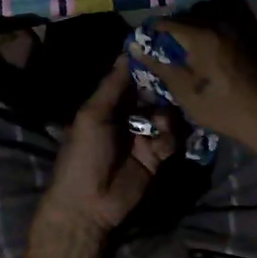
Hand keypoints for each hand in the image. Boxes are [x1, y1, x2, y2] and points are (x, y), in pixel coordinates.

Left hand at [38, 58, 175, 235]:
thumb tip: (126, 53)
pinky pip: (170, 139)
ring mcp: (142, 137)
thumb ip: (112, 86)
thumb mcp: (93, 116)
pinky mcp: (156, 157)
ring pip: (165, 116)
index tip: (162, 53)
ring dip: (165, 118)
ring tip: (159, 125)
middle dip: (162, 92)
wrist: (89, 205)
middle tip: (173, 88)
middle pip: (152, 95)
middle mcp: (127, 117)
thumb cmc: (83, 156)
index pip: (130, 79)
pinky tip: (159, 146)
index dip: (144, 67)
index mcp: (107, 104)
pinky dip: (168, 139)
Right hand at [131, 20, 256, 153]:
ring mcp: (238, 28)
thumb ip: (160, 66)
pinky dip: (210, 34)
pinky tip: (207, 54)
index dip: (152, 30)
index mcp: (201, 34)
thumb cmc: (223, 107)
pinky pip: (222, 27)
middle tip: (162, 46)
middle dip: (172, 28)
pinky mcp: (250, 36)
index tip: (143, 41)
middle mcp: (219, 23)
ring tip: (184, 50)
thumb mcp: (185, 91)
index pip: (167, 22)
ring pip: (206, 19)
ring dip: (192, 29)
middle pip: (187, 16)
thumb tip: (135, 48)